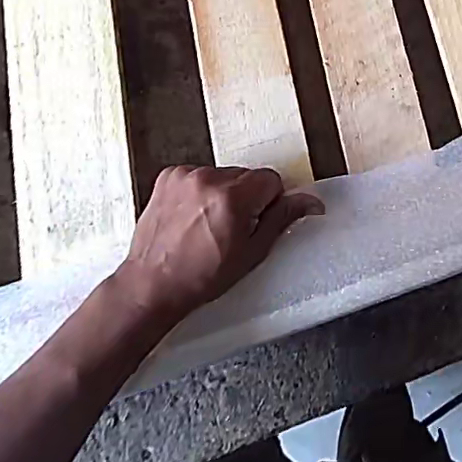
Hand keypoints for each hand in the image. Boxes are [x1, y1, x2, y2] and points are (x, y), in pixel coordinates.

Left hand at [112, 165, 324, 325]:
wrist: (151, 287)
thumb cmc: (199, 276)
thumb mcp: (253, 252)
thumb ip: (283, 218)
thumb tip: (310, 202)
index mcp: (233, 198)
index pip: (271, 178)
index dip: (268, 201)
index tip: (255, 219)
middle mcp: (209, 181)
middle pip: (247, 175)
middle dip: (246, 196)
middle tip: (231, 227)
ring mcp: (186, 177)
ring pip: (224, 174)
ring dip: (222, 192)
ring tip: (208, 223)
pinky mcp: (169, 177)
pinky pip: (199, 174)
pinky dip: (200, 190)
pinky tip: (192, 215)